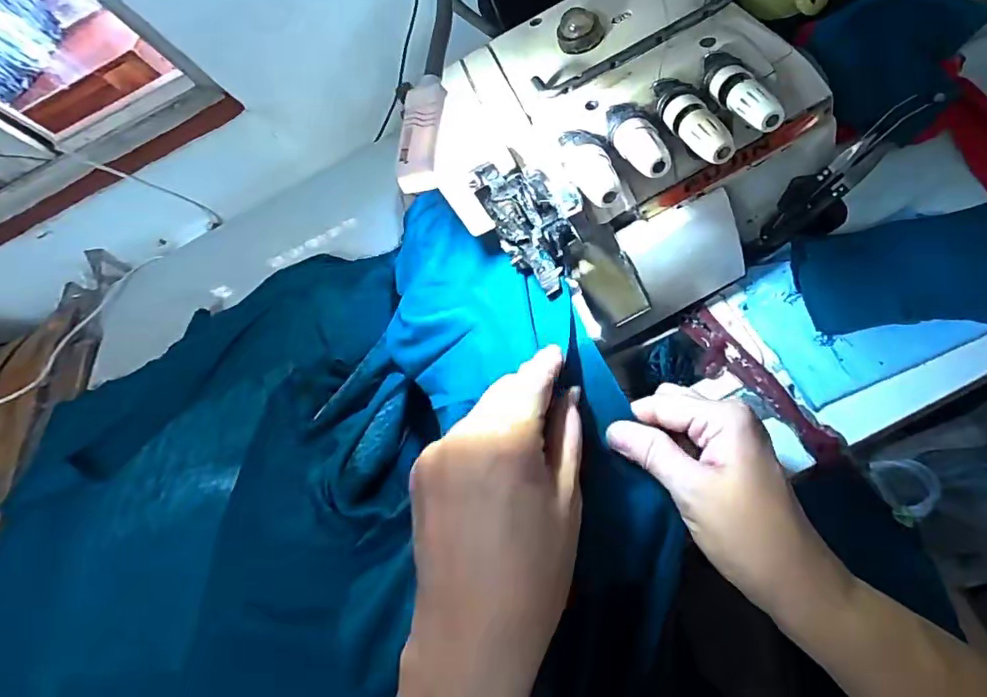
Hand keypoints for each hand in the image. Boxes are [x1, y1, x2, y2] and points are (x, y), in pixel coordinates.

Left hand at [400, 346, 582, 696]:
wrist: (468, 635)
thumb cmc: (534, 572)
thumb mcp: (566, 501)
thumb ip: (567, 437)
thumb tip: (567, 396)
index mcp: (502, 440)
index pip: (529, 381)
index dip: (546, 364)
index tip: (558, 351)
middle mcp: (462, 434)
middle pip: (501, 391)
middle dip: (526, 388)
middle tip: (551, 397)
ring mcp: (434, 452)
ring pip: (480, 411)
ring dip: (504, 411)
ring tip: (527, 431)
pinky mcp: (419, 470)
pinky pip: (460, 434)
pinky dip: (482, 433)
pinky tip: (497, 457)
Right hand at [606, 385, 849, 615]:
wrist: (794, 578)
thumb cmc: (742, 534)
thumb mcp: (690, 490)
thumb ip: (651, 452)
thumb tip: (612, 427)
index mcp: (725, 414)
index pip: (663, 402)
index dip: (633, 421)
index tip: (604, 441)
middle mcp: (733, 413)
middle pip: (674, 406)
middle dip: (648, 426)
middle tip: (622, 456)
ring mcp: (737, 434)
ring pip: (683, 423)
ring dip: (662, 440)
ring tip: (637, 464)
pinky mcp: (736, 454)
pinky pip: (697, 439)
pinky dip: (678, 451)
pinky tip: (663, 472)